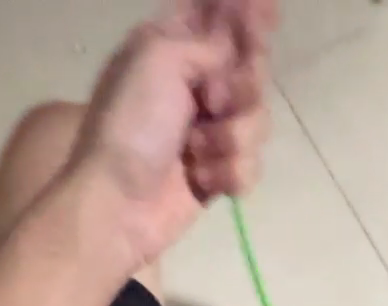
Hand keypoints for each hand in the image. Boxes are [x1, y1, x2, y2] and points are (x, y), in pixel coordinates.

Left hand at [72, 0, 275, 263]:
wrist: (119, 205)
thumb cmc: (131, 126)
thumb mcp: (159, 56)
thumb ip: (209, 39)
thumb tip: (237, 47)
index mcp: (173, 47)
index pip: (220, 15)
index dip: (247, 11)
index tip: (268, 9)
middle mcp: (194, 85)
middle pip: (252, 67)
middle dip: (244, 84)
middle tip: (215, 100)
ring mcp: (209, 132)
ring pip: (257, 119)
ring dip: (231, 137)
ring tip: (196, 153)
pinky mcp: (218, 174)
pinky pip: (250, 164)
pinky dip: (230, 174)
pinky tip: (203, 182)